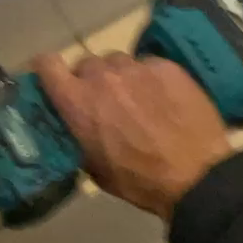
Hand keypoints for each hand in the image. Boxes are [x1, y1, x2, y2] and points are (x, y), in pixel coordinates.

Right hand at [33, 51, 233, 218]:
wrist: (196, 176)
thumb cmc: (139, 180)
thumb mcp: (94, 168)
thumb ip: (78, 136)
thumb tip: (76, 127)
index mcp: (77, 101)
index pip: (46, 64)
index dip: (47, 69)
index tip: (54, 79)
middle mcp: (101, 76)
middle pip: (85, 64)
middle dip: (90, 81)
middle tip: (104, 103)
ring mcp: (135, 67)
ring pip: (118, 62)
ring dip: (120, 77)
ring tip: (137, 100)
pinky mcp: (166, 66)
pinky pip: (148, 65)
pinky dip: (150, 79)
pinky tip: (164, 100)